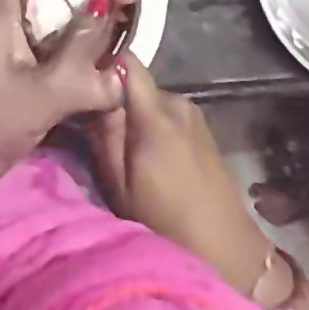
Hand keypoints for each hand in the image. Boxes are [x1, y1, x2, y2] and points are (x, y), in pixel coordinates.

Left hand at [0, 0, 134, 188]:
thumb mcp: (44, 89)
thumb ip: (79, 49)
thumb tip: (107, 7)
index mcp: (0, 15)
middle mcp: (6, 19)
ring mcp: (14, 40)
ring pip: (55, 6)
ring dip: (90, 2)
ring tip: (125, 3)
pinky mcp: (23, 60)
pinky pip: (57, 30)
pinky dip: (83, 26)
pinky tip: (110, 31)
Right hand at [88, 54, 272, 293]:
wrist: (226, 247)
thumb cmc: (165, 223)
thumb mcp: (121, 187)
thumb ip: (106, 136)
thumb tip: (94, 95)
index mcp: (156, 114)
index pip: (127, 62)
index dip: (104, 63)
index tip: (82, 78)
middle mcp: (178, 102)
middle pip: (137, 84)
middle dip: (117, 100)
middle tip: (96, 128)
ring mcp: (194, 113)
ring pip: (152, 100)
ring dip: (136, 115)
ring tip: (125, 149)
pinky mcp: (203, 127)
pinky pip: (168, 114)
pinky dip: (154, 125)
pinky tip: (152, 157)